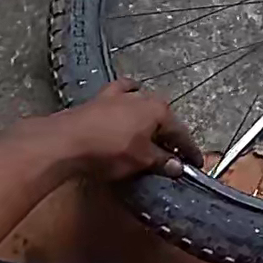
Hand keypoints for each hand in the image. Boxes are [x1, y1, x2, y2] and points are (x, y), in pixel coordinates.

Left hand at [18, 79, 202, 180]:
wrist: (66, 141)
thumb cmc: (108, 150)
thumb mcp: (140, 161)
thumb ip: (161, 161)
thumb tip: (176, 166)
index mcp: (158, 110)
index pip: (181, 132)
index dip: (189, 150)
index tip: (196, 163)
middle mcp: (142, 97)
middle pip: (162, 118)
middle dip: (169, 134)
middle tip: (173, 154)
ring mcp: (119, 96)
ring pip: (141, 105)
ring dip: (147, 119)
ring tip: (149, 135)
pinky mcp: (99, 99)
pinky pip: (119, 98)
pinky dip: (125, 103)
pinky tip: (124, 108)